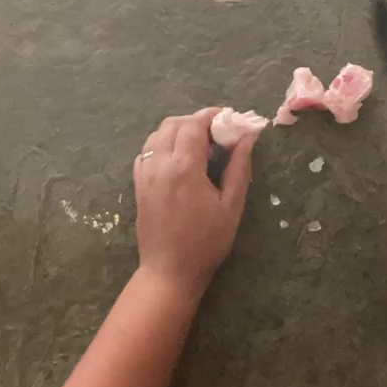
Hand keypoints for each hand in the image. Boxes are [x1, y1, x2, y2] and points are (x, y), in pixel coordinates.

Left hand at [132, 108, 256, 295]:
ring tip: (199, 144)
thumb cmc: (207, 242)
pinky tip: (179, 159)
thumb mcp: (231, 206)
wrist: (170, 271)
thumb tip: (248, 136)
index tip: (229, 118)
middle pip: (174, 124)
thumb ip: (239, 167)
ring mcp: (145, 174)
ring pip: (157, 135)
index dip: (212, 115)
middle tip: (218, 133)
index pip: (194, 125)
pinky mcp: (138, 184)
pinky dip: (163, 144)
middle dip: (196, 121)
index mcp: (184, 168)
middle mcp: (160, 165)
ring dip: (178, 130)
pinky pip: (147, 151)